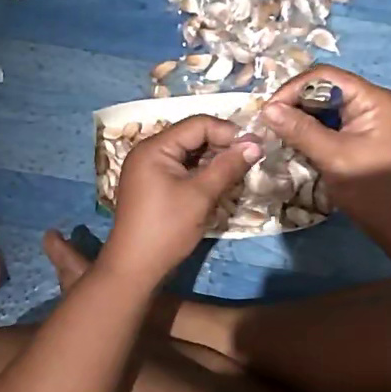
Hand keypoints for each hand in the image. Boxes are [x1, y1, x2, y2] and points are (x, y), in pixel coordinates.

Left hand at [105, 115, 259, 282]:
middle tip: (250, 160)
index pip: (197, 124)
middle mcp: (147, 152)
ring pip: (188, 154)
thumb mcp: (200, 195)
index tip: (254, 147)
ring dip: (213, 160)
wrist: (134, 267)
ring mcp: (147, 169)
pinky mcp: (151, 185)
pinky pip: (180, 169)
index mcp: (154, 147)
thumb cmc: (166, 228)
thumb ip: (227, 166)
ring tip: (238, 173)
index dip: (228, 132)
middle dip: (222, 146)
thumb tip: (255, 143)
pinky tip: (218, 184)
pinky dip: (200, 173)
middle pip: (192, 136)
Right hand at [259, 65, 390, 225]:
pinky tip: (294, 145)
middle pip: (324, 90)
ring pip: (325, 109)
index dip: (291, 89)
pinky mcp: (363, 139)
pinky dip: (311, 133)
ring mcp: (368, 122)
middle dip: (294, 105)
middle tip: (268, 125)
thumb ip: (300, 131)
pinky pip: (331, 126)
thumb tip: (267, 109)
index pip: (324, 77)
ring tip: (276, 135)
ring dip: (300, 120)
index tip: (267, 113)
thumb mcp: (333, 157)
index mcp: (372, 99)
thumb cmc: (374, 189)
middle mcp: (371, 103)